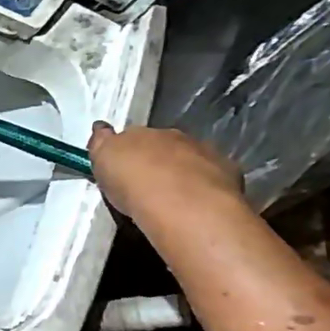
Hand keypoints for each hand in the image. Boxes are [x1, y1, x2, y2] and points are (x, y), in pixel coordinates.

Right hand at [88, 121, 242, 222]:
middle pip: (162, 144)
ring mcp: (202, 150)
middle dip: (156, 157)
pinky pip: (214, 173)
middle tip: (148, 182)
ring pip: (189, 156)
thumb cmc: (133, 183)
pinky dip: (207, 182)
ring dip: (182, 169)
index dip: (125, 147)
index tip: (122, 162)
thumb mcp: (103, 162)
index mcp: (140, 133)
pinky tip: (200, 200)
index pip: (129, 134)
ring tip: (174, 195)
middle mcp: (172, 135)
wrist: (181, 202)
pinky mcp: (228, 170)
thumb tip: (101, 128)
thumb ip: (101, 144)